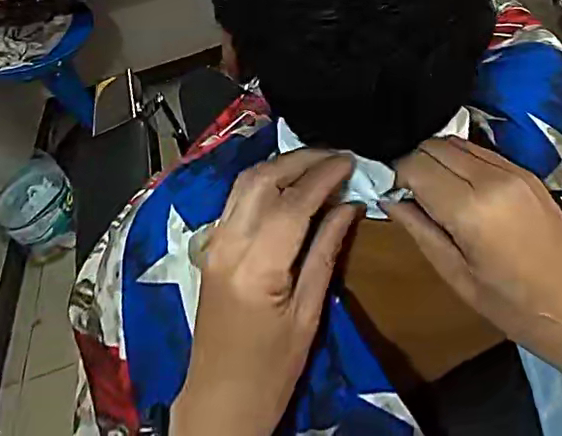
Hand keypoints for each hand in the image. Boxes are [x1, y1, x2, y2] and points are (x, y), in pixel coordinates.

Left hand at [172, 150, 360, 435]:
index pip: (293, 202)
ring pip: (246, 180)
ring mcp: (214, 242)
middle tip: (337, 156)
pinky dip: (265, 178)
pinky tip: (289, 181)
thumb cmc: (270, 371)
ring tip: (317, 161)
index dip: (324, 175)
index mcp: (256, 267)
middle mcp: (229, 245)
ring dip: (282, 163)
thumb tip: (349, 205)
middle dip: (304, 159)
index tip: (350, 160)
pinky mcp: (211, 245)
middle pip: (265, 179)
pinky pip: (237, 196)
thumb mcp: (307, 316)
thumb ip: (326, 252)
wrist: (217, 405)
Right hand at [392, 139, 561, 435]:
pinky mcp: (525, 169)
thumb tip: (388, 198)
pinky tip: (458, 183)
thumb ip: (419, 229)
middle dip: (414, 160)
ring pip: (457, 141)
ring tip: (430, 185)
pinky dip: (461, 157)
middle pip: (434, 145)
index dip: (396, 172)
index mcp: (470, 209)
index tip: (388, 186)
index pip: (416, 164)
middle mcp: (491, 178)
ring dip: (436, 155)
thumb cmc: (514, 305)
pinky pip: (481, 149)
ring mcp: (512, 169)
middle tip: (405, 186)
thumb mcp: (456, 277)